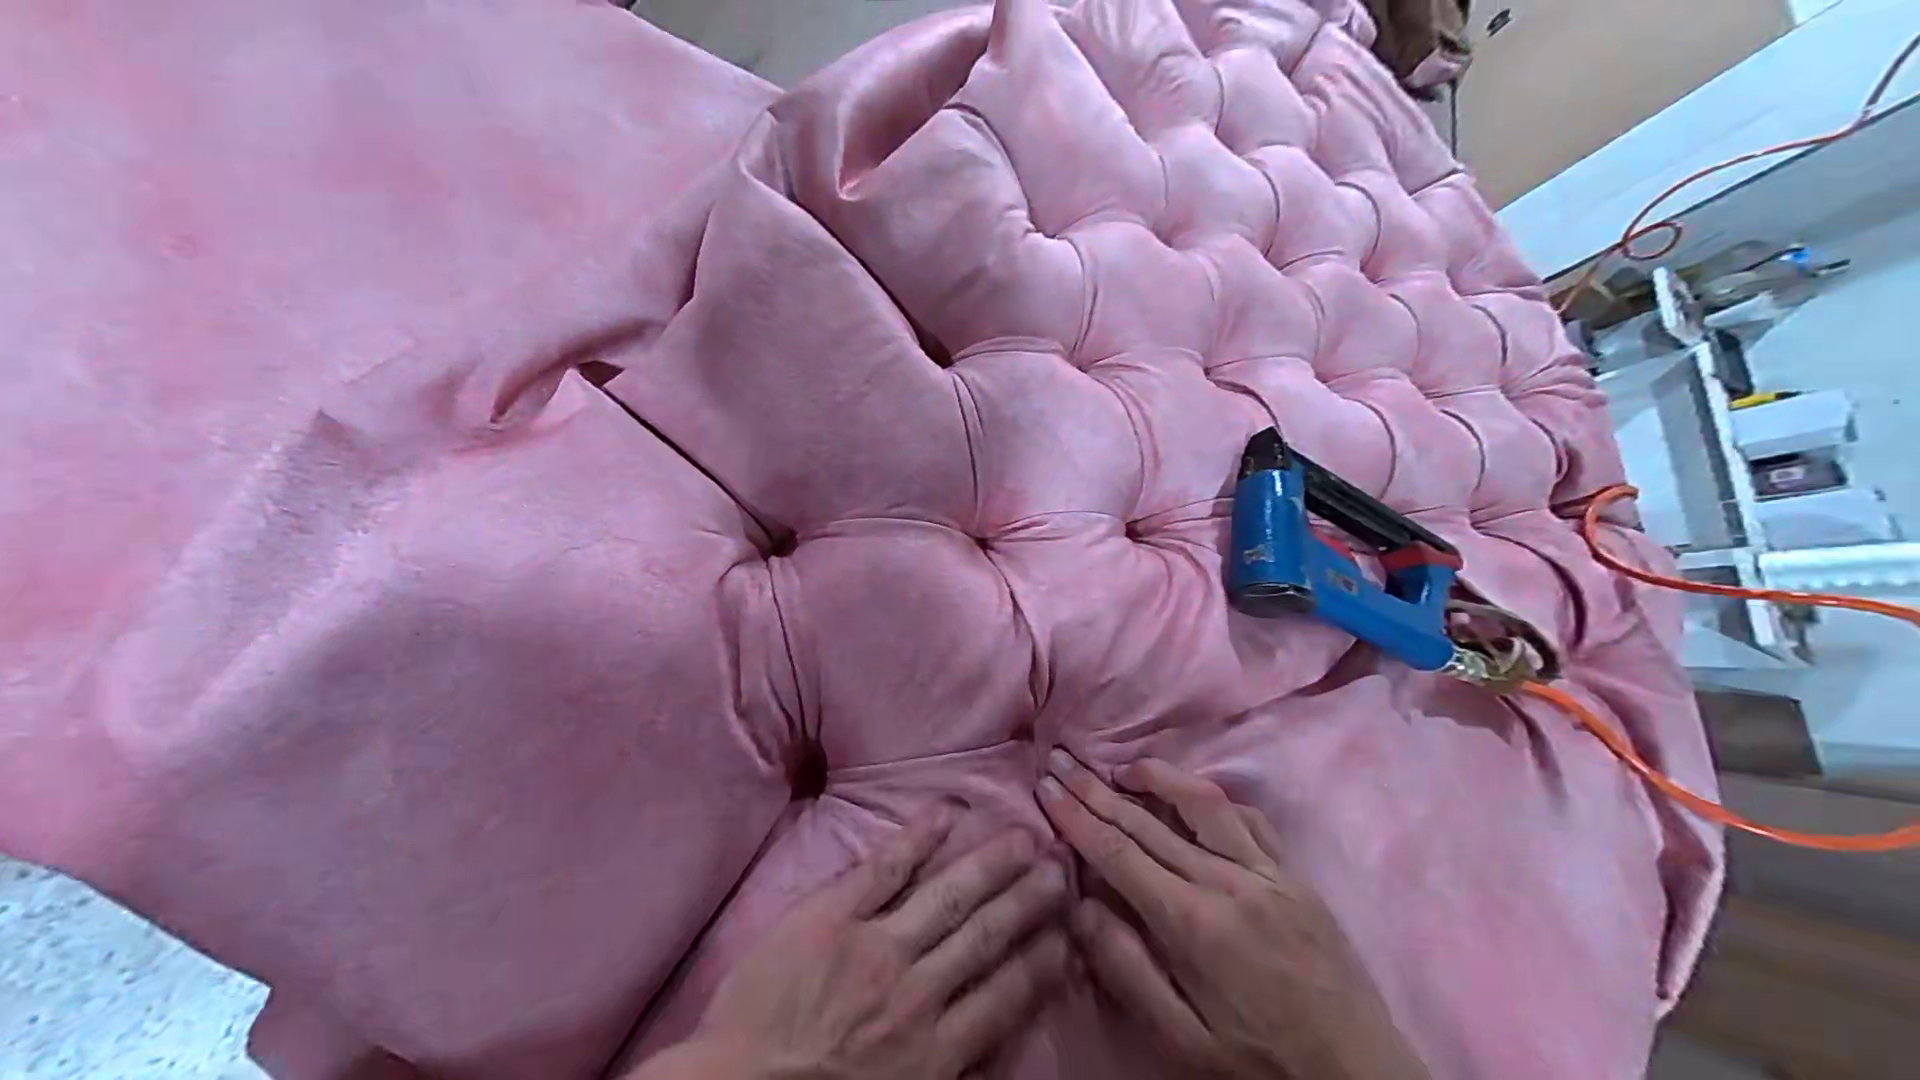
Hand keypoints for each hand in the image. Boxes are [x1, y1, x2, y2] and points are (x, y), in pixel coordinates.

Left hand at [634, 805, 1070, 1079]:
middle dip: (1029, 899)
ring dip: (992, 865)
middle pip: (988, 935)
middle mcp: (917, 993)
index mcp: (935, 1051)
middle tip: (1061, 865)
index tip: (1068, 930)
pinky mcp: (831, 915)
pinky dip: (919, 838)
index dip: (1043, 958)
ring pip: (950, 896)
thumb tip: (991, 1034)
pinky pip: (885, 869)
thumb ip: (947, 1065)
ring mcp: (875, 947)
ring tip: (1026, 838)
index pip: (1007, 994)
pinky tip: (948, 813)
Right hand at [1036, 752, 1427, 1079]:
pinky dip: (1213, 800)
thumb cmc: (1259, 1063)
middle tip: (1061, 760)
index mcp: (1192, 922)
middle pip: (1146, 820)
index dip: (1075, 815)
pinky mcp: (1294, 876)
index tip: (1045, 786)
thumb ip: (1126, 969)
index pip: (1117, 851)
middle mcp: (1226, 881)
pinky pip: (1249, 820)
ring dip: (1156, 777)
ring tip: (1121, 767)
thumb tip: (1080, 905)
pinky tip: (1194, 797)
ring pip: (1201, 803)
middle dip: (1095, 787)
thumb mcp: (1182, 1041)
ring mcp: (1265, 872)